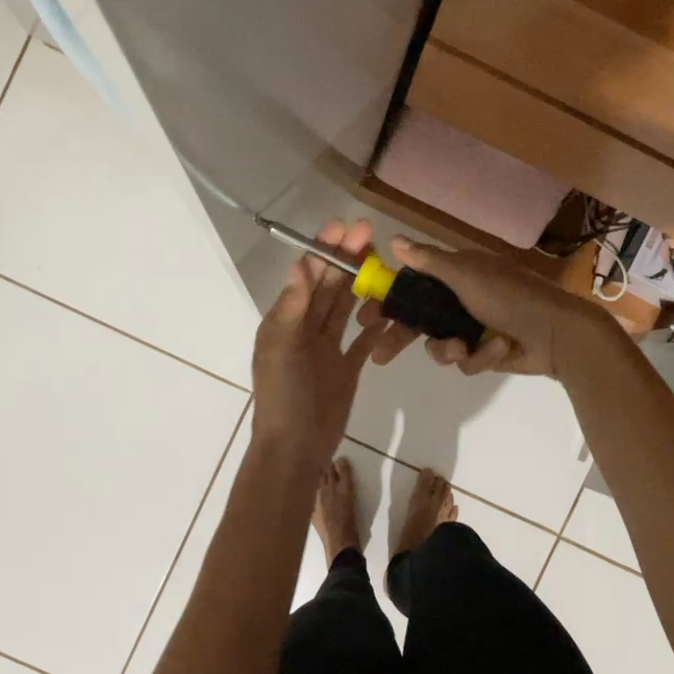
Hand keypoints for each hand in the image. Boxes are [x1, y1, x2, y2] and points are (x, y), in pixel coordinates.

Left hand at [250, 220, 385, 464]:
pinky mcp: (345, 369)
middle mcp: (305, 330)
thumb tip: (301, 263)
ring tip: (384, 264)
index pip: (307, 277)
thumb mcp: (282, 348)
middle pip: (329, 287)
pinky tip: (391, 307)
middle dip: (346, 259)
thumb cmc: (283, 396)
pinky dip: (375, 324)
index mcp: (285, 322)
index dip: (325, 251)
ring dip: (361, 285)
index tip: (343, 226)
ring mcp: (326, 350)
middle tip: (369, 232)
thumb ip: (292, 307)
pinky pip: (362, 341)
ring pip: (345, 308)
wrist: (295, 447)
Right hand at [358, 237, 610, 378]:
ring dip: (450, 350)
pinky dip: (482, 357)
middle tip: (379, 354)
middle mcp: (460, 301)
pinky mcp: (485, 354)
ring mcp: (473, 329)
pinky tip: (501, 348)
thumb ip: (429, 262)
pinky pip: (466, 362)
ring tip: (464, 349)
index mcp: (455, 277)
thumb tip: (393, 240)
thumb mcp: (466, 275)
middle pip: (418, 322)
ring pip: (439, 347)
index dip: (388, 302)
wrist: (557, 334)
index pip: (412, 287)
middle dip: (400, 338)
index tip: (366, 316)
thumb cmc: (511, 297)